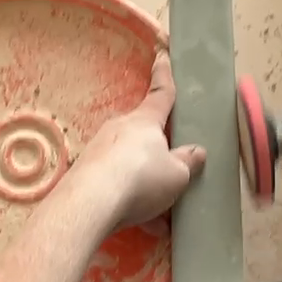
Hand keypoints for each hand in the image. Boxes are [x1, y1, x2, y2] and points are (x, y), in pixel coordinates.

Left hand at [67, 51, 207, 231]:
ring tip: (163, 215)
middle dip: (158, 153)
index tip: (162, 55)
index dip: (165, 75)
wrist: (90, 204)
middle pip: (145, 135)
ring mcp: (100, 151)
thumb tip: (196, 152)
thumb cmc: (141, 178)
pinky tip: (147, 226)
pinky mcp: (86, 174)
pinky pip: (117, 184)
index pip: (160, 93)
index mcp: (145, 121)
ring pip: (131, 165)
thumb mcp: (177, 174)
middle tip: (173, 172)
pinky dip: (133, 202)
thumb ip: (188, 162)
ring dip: (147, 186)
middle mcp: (119, 129)